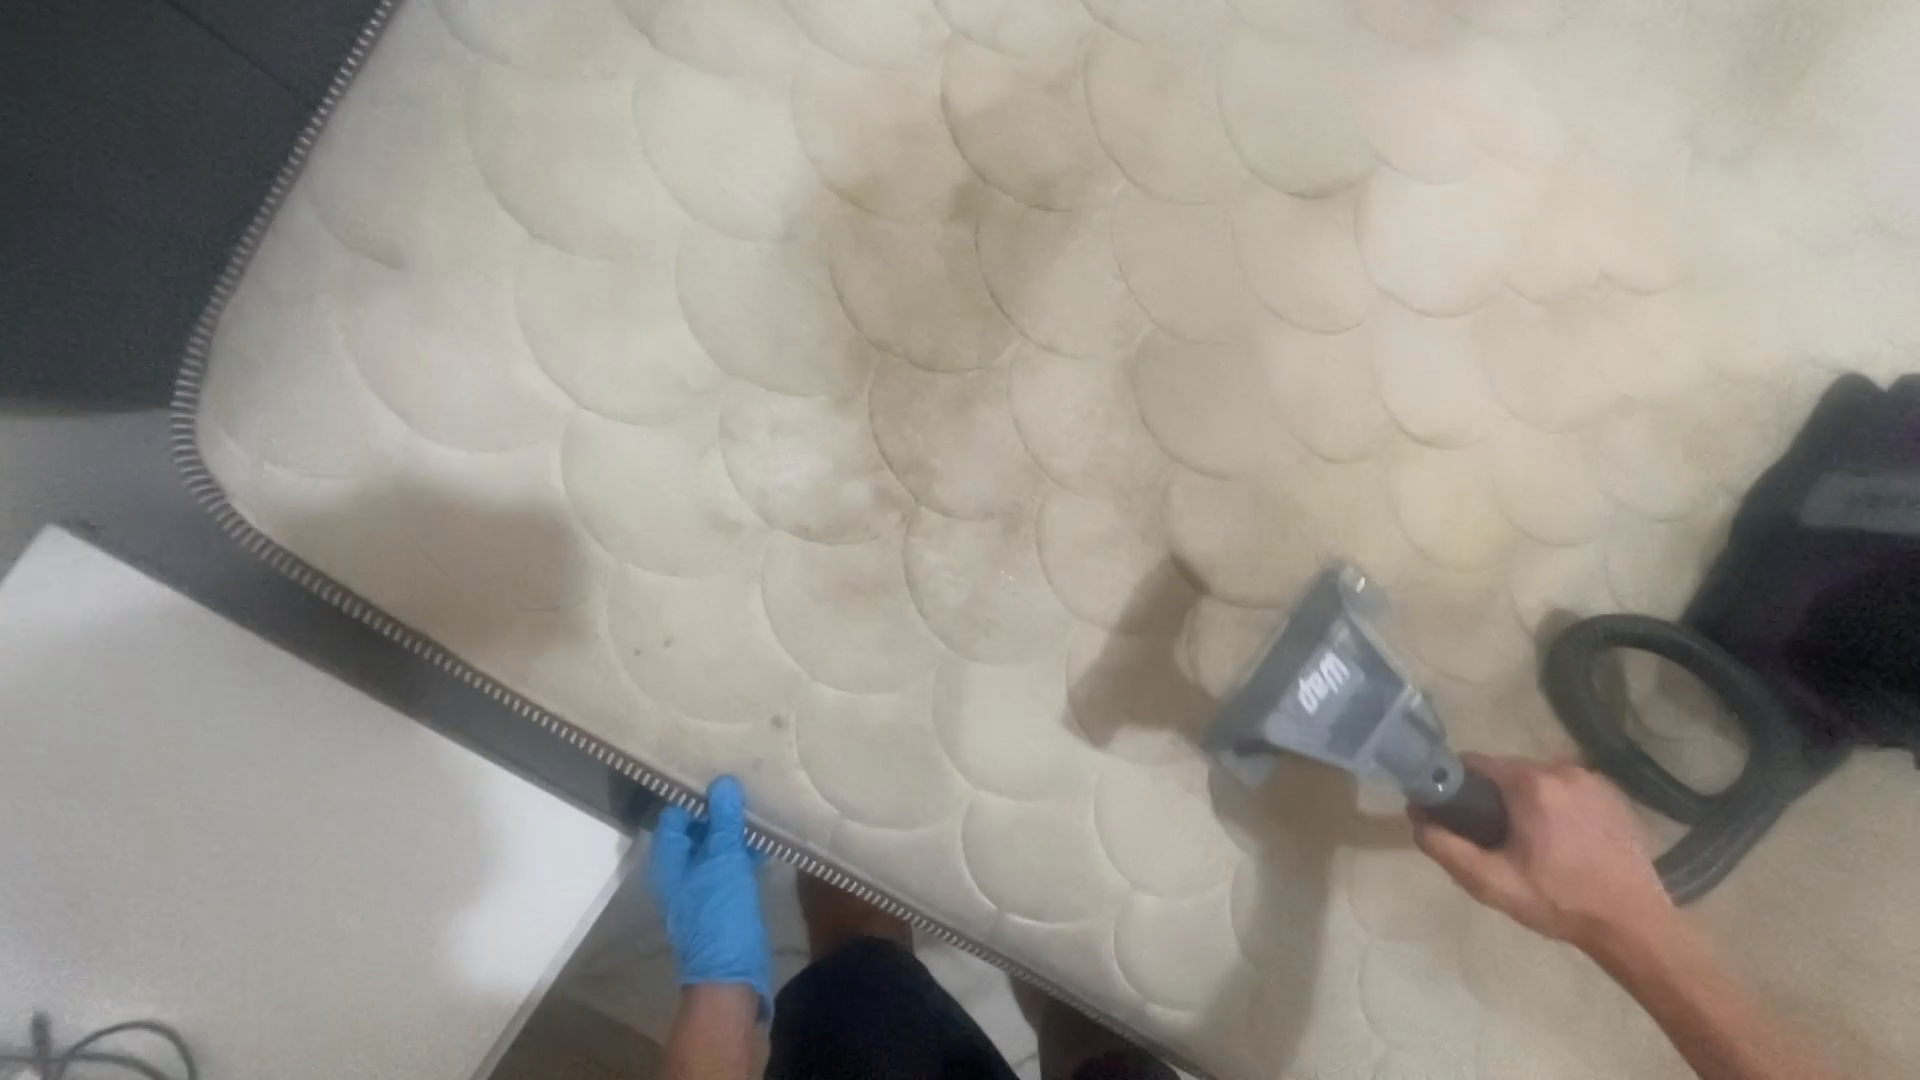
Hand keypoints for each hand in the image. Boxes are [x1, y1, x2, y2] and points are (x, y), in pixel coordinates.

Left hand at [647, 776, 772, 1019]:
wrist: (731, 973)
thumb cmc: (719, 912)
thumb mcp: (723, 860)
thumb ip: (723, 821)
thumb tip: (724, 782)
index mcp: (670, 859)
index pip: (676, 814)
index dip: (696, 794)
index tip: (723, 774)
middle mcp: (681, 869)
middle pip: (697, 828)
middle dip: (720, 808)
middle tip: (748, 783)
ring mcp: (703, 884)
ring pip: (717, 845)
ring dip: (735, 828)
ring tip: (761, 803)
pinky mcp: (724, 896)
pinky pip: (732, 863)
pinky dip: (745, 849)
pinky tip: (768, 837)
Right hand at [1412, 754, 1676, 954]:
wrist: (1637, 930)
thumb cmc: (1558, 902)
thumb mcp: (1488, 880)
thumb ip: (1442, 844)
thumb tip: (1415, 815)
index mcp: (1530, 782)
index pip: (1472, 763)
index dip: (1457, 786)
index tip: (1458, 815)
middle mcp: (1563, 770)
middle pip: (1505, 770)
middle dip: (1491, 796)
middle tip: (1493, 837)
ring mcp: (1594, 781)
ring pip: (1536, 778)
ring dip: (1523, 800)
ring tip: (1529, 841)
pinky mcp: (1616, 797)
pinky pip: (1566, 788)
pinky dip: (1555, 805)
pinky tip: (1561, 840)